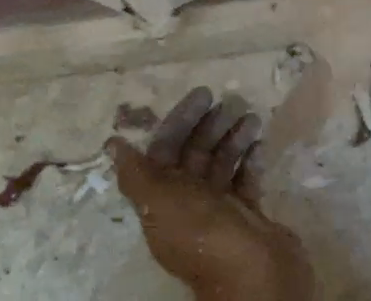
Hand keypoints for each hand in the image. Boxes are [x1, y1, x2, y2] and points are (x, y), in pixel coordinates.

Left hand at [107, 88, 314, 300]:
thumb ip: (136, 173)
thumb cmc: (204, 233)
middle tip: (230, 101)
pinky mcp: (248, 215)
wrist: (256, 276)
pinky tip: (260, 144)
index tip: (203, 95)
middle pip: (195, 154)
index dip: (180, 121)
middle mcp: (189, 204)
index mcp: (163, 201)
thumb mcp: (160, 202)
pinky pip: (247, 180)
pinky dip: (252, 160)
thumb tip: (111, 143)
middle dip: (210, 125)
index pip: (165, 150)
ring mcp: (220, 210)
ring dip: (234, 138)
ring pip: (222, 163)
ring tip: (251, 118)